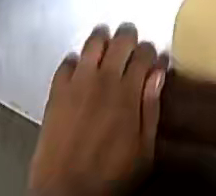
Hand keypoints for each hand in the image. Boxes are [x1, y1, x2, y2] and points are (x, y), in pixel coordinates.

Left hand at [29, 25, 165, 195]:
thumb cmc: (110, 178)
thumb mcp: (144, 151)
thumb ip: (152, 108)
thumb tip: (158, 73)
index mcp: (129, 92)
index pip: (145, 52)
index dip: (150, 52)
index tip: (151, 60)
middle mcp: (104, 81)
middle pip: (121, 39)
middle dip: (129, 37)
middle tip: (130, 44)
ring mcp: (78, 85)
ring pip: (94, 43)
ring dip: (103, 40)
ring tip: (106, 46)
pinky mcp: (56, 94)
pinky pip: (66, 63)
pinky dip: (75, 60)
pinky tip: (80, 69)